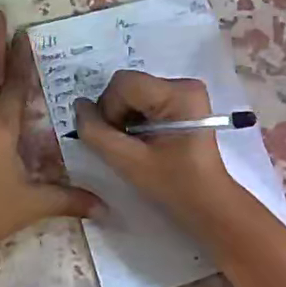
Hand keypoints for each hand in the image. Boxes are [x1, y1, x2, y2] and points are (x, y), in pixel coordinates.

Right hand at [72, 72, 237, 206]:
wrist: (206, 202)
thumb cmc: (172, 184)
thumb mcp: (126, 161)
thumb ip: (95, 131)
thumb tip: (78, 105)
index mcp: (179, 94)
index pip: (122, 84)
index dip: (109, 109)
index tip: (118, 139)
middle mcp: (184, 84)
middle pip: (126, 85)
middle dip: (116, 112)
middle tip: (124, 142)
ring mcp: (184, 91)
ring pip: (131, 91)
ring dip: (123, 116)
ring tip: (134, 142)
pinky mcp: (181, 100)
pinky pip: (142, 98)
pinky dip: (133, 116)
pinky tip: (143, 138)